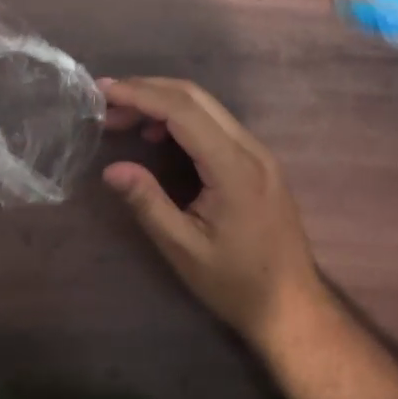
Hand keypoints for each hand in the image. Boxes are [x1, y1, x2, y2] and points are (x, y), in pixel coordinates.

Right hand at [102, 78, 322, 342]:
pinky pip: (214, 122)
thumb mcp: (184, 249)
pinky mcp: (257, 161)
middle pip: (194, 97)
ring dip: (161, 101)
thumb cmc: (236, 283)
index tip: (103, 92)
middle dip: (146, 90)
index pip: (182, 110)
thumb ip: (148, 203)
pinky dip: (179, 117)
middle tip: (105, 102)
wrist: (294, 308)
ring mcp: (257, 153)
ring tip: (121, 117)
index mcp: (234, 168)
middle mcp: (250, 149)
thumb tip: (111, 170)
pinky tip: (154, 136)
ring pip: (205, 105)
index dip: (140, 95)